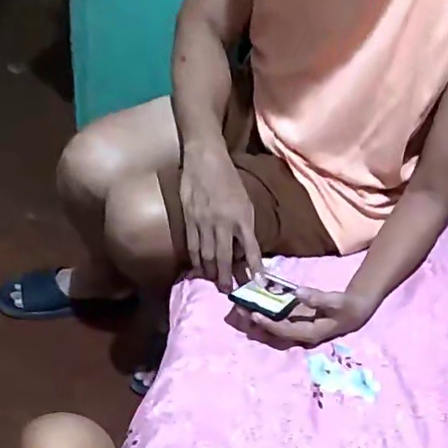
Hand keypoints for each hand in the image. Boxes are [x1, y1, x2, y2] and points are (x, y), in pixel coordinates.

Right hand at [178, 145, 259, 291]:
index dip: (255, 268)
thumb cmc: (229, 182)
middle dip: (226, 277)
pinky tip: (198, 267)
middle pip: (224, 257)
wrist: (205, 157)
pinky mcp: (189, 218)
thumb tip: (243, 253)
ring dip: (210, 272)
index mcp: (241, 218)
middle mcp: (223, 222)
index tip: (258, 284)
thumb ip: (245, 229)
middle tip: (227, 290)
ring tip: (213, 282)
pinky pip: (192, 245)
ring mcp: (204, 221)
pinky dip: (195, 259)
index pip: (251, 250)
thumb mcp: (245, 204)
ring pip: (206, 255)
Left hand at [243, 287, 375, 346]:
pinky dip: (264, 315)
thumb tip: (297, 293)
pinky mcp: (295, 322)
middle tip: (238, 311)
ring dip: (256, 321)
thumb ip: (317, 298)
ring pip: (272, 329)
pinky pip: (276, 322)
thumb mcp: (335, 302)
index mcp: (308, 332)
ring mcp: (296, 329)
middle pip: (273, 334)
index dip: (269, 324)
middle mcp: (300, 335)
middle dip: (255, 325)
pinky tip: (253, 306)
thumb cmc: (345, 307)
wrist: (353, 313)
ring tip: (240, 308)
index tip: (254, 314)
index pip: (284, 330)